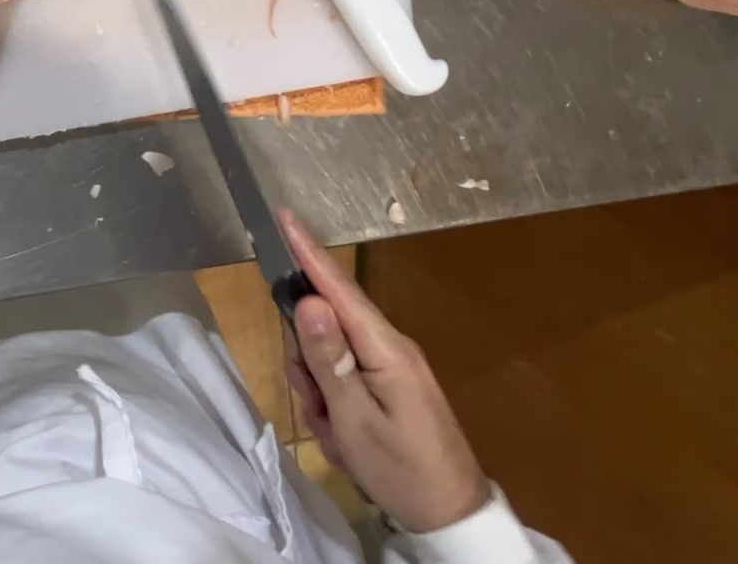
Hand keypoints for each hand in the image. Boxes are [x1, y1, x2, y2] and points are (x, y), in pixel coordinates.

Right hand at [279, 209, 488, 532]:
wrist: (454, 520)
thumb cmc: (404, 471)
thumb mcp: (355, 420)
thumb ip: (328, 359)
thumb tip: (308, 300)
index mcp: (384, 349)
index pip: (337, 288)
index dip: (308, 252)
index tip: (284, 216)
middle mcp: (388, 345)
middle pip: (323, 324)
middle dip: (307, 363)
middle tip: (318, 409)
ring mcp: (390, 364)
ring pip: (327, 353)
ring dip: (320, 391)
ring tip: (337, 433)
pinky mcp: (389, 382)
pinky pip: (343, 375)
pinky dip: (334, 404)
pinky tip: (345, 436)